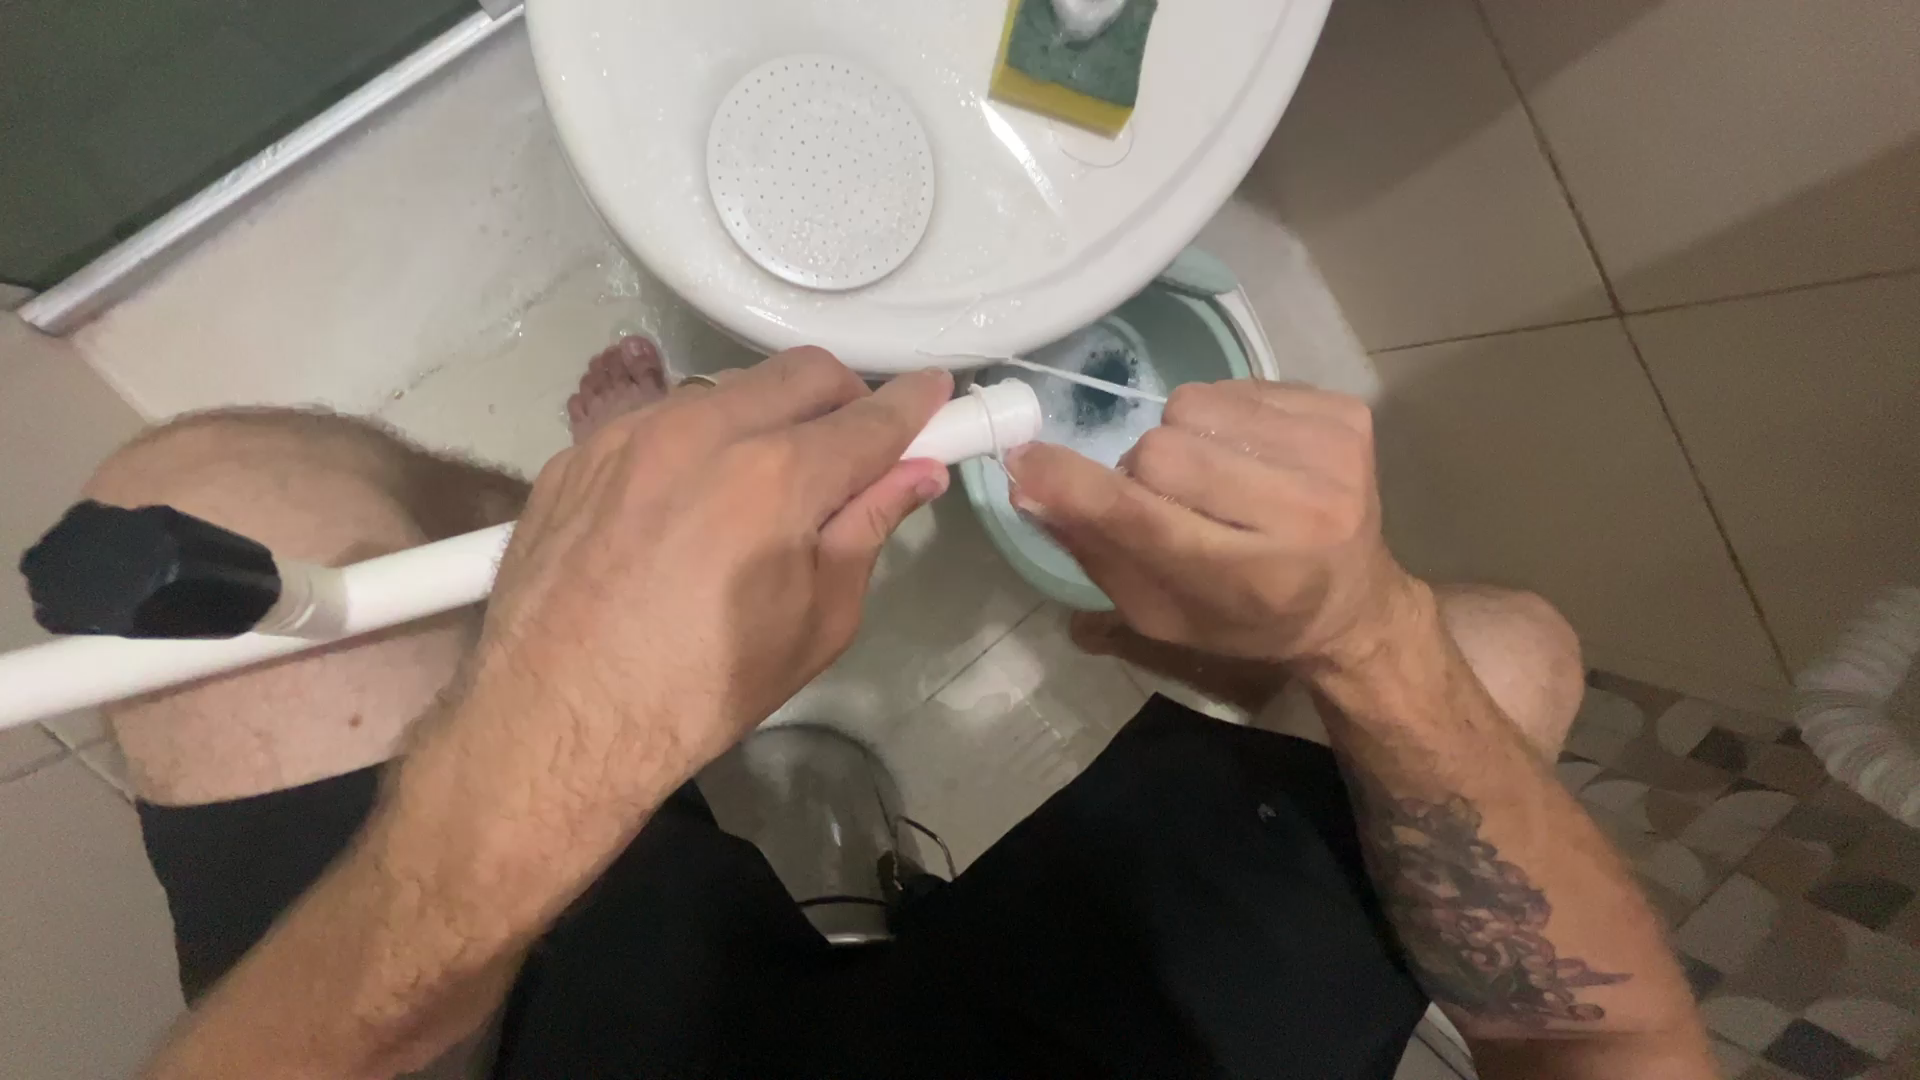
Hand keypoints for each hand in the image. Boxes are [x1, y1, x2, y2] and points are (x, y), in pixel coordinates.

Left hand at [454, 349, 951, 827]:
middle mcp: (705, 429)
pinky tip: (693, 496)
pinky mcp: (581, 447)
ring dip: (773, 417)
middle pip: (805, 372)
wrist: (554, 723)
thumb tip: (918, 473)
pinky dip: (706, 437)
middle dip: (848, 397)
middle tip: (855, 449)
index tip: (939, 393)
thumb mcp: (818, 620)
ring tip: (764, 484)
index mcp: (776, 478)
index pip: (872, 418)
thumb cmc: (707, 687)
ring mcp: (633, 430)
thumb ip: (869, 528)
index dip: (916, 404)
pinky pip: (667, 414)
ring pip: (733, 387)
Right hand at [1006, 380, 1419, 674]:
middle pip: (1159, 450)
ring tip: (1211, 475)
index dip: (1074, 486)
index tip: (1023, 459)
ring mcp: (1332, 455)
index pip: (1142, 516)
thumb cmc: (1243, 618)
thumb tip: (1027, 487)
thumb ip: (1094, 550)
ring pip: (1192, 405)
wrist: (1354, 602)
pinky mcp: (1349, 413)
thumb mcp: (1159, 613)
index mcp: (1249, 579)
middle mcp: (1301, 512)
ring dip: (1181, 438)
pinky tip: (1246, 455)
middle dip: (1141, 470)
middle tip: (1163, 499)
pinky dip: (1221, 418)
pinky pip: (1235, 386)